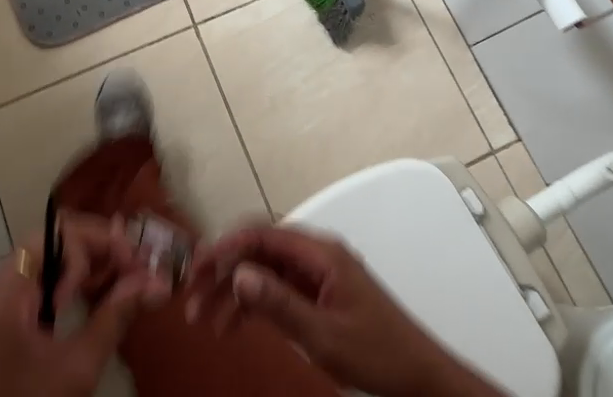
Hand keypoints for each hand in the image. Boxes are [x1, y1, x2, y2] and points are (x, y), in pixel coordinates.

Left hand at [0, 212, 170, 396]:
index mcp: (4, 292)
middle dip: (96, 252)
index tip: (132, 262)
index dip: (98, 241)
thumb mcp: (78, 366)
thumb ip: (116, 316)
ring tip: (119, 283)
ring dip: (85, 267)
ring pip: (45, 261)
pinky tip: (92, 298)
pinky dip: (66, 284)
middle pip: (50, 244)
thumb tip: (156, 282)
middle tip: (134, 270)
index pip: (56, 236)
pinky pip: (36, 282)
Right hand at [184, 225, 501, 396]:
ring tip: (205, 320)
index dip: (226, 246)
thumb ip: (279, 303)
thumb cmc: (379, 353)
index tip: (198, 266)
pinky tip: (232, 324)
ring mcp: (317, 276)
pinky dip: (252, 304)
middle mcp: (317, 257)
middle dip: (223, 271)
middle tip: (192, 296)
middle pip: (259, 250)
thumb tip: (238, 273)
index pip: (263, 234)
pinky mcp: (318, 296)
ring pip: (264, 271)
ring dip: (233, 291)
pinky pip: (276, 290)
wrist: (419, 378)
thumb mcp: (323, 334)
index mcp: (322, 254)